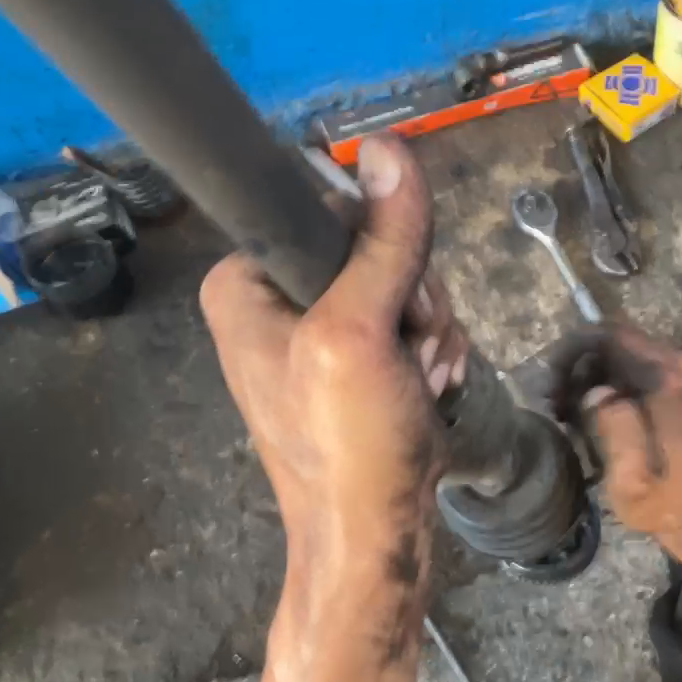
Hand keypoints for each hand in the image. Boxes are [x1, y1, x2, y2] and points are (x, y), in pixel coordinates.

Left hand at [200, 135, 463, 594]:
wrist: (374, 534)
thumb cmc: (347, 442)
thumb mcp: (358, 333)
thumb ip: (381, 242)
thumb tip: (391, 147)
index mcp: (247, 282)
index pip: (327, 209)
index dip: (377, 243)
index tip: (396, 299)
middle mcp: (279, 300)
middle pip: (375, 250)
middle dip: (412, 300)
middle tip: (411, 351)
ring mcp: (323, 331)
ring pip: (404, 286)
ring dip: (429, 330)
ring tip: (422, 379)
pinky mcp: (360, 360)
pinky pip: (413, 323)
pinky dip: (433, 352)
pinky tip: (429, 386)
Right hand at [560, 327, 681, 557]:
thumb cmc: (667, 502)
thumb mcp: (632, 479)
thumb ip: (615, 429)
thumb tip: (595, 393)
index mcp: (664, 380)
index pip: (608, 336)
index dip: (570, 352)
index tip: (549, 386)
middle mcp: (675, 364)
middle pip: (610, 341)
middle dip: (574, 367)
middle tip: (553, 406)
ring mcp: (678, 372)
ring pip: (616, 353)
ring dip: (584, 377)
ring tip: (565, 415)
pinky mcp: (675, 384)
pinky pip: (628, 368)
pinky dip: (601, 385)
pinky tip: (586, 417)